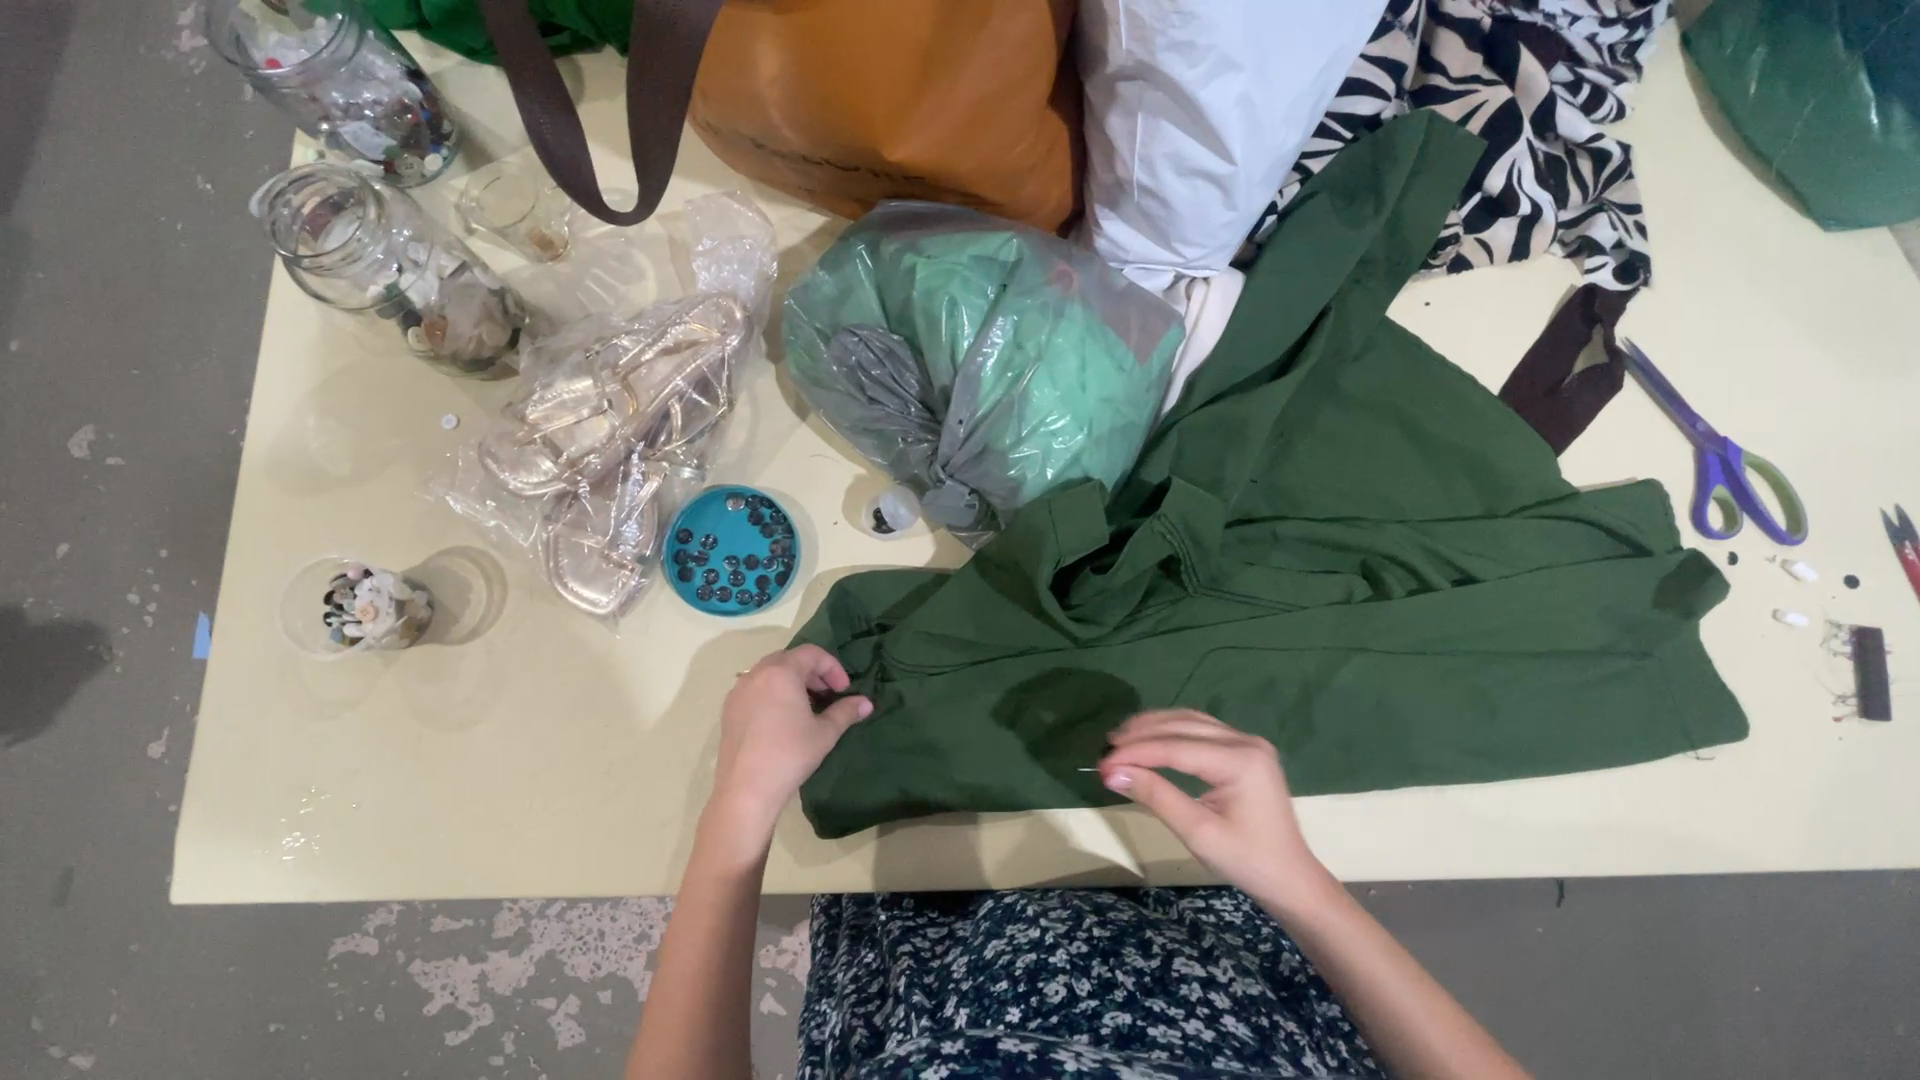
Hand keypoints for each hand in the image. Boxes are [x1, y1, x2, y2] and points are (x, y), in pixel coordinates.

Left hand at [706, 646, 871, 845]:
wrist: (746, 789)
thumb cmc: (790, 755)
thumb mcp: (825, 733)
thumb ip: (846, 712)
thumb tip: (866, 703)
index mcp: (781, 672)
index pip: (812, 654)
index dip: (833, 668)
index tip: (844, 690)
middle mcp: (756, 674)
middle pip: (789, 659)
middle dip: (812, 673)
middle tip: (828, 695)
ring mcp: (738, 691)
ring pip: (770, 673)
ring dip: (792, 681)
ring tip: (806, 706)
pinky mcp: (728, 709)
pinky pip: (755, 688)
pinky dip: (773, 692)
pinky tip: (782, 719)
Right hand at [1099, 710, 1337, 915]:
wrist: (1290, 879)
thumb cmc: (1247, 861)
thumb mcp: (1197, 833)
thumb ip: (1156, 796)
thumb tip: (1112, 773)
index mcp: (1240, 761)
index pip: (1175, 747)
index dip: (1135, 753)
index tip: (1102, 765)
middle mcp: (1246, 741)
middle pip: (1182, 727)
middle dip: (1140, 736)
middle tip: (1105, 751)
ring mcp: (1248, 742)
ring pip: (1190, 722)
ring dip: (1153, 727)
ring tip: (1119, 740)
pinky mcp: (1245, 750)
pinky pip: (1201, 729)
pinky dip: (1171, 731)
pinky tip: (1149, 738)